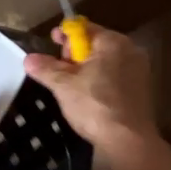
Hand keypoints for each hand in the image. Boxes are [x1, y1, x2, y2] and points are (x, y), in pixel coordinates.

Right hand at [24, 23, 158, 165]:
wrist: (129, 141)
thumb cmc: (95, 105)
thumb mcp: (64, 85)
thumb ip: (46, 68)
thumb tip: (29, 58)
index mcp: (113, 41)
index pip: (84, 28)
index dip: (65, 35)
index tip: (52, 42)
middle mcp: (130, 49)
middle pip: (95, 43)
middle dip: (75, 54)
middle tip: (60, 71)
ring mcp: (139, 69)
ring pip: (106, 61)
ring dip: (87, 69)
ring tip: (72, 86)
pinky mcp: (142, 89)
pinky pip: (116, 76)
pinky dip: (102, 81)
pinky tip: (91, 97)